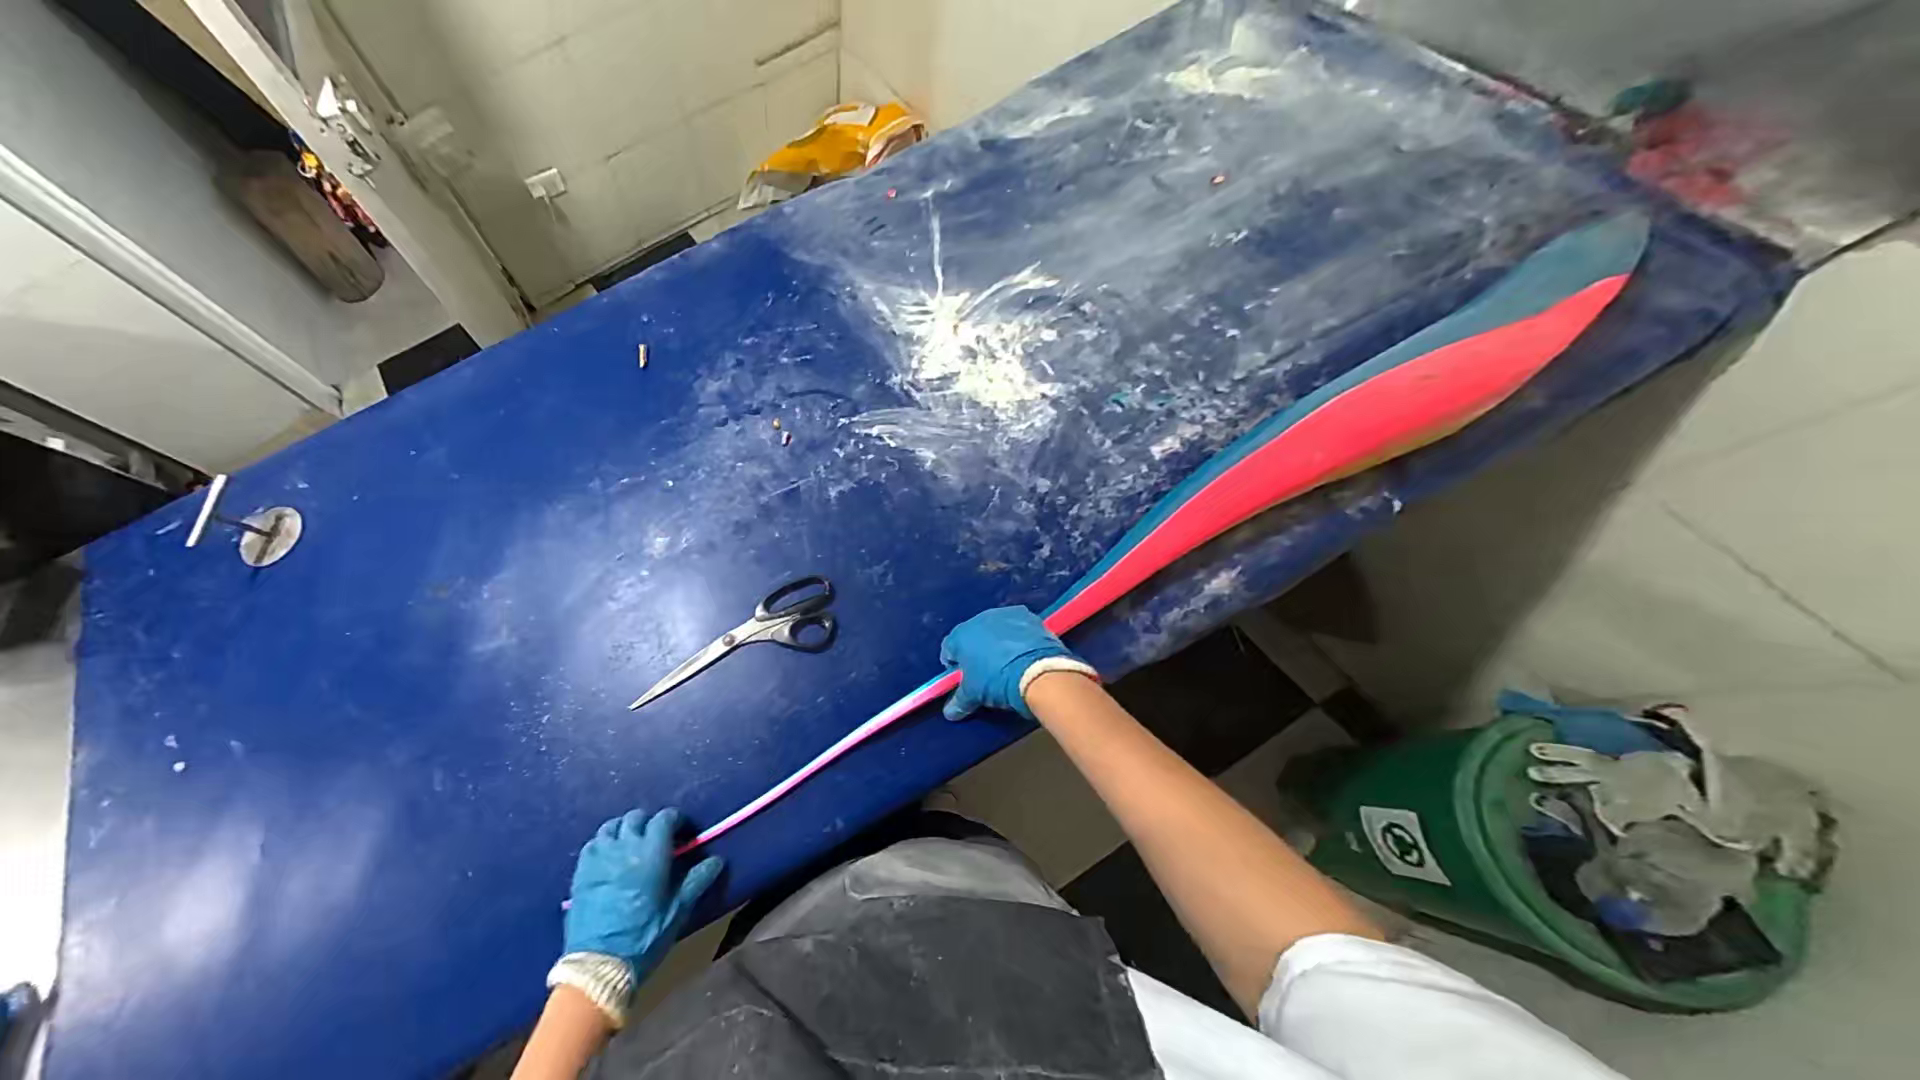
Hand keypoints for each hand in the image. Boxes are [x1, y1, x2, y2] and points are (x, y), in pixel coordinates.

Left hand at [565, 808, 722, 979]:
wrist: (598, 967)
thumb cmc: (644, 937)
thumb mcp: (678, 910)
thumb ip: (697, 880)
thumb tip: (716, 860)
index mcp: (650, 853)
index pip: (664, 818)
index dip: (676, 820)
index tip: (683, 832)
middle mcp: (623, 848)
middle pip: (636, 817)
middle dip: (650, 822)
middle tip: (658, 839)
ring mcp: (598, 859)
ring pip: (611, 827)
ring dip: (624, 830)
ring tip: (632, 844)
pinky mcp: (580, 874)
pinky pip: (592, 844)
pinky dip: (603, 843)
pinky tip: (610, 858)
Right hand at [938, 606, 1094, 720]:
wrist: (1038, 672)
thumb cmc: (996, 681)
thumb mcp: (973, 696)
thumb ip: (959, 702)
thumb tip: (950, 712)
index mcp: (961, 636)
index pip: (949, 650)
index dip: (955, 666)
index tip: (963, 680)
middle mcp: (980, 619)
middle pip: (973, 637)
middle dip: (977, 652)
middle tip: (985, 672)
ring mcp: (1005, 614)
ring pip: (995, 630)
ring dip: (997, 643)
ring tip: (1007, 663)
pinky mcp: (1028, 616)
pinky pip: (1017, 628)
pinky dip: (1018, 638)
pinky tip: (1024, 653)